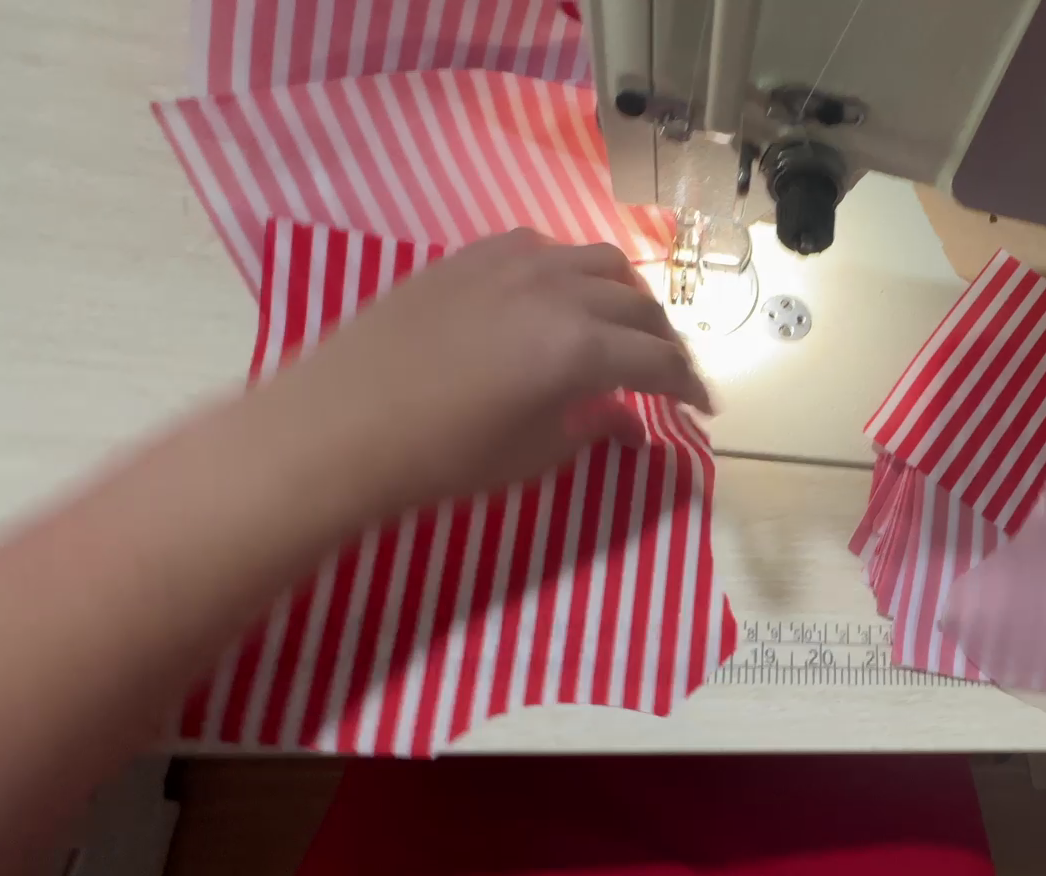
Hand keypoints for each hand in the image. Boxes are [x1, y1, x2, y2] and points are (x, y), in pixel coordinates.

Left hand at [274, 228, 712, 513]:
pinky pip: (548, 249)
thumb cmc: (446, 456)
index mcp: (580, 347)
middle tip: (671, 377)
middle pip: (641, 307)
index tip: (705, 409)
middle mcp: (558, 291)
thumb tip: (633, 423)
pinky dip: (576, 274)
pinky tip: (566, 298)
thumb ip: (597, 426)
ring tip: (630, 329)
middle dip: (667, 344)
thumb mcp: (538, 452)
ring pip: (601, 264)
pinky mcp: (473, 257)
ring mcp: (513, 264)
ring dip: (630, 299)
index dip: (690, 388)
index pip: (660, 362)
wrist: (340, 428)